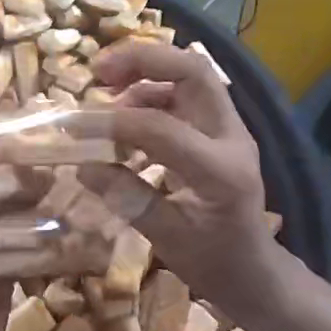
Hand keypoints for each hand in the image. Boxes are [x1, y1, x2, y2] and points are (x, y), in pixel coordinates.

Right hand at [85, 42, 275, 306]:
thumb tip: (84, 166)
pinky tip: (126, 113)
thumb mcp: (167, 240)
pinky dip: (152, 91)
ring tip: (107, 90)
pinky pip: (187, 93)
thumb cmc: (213, 262)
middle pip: (194, 71)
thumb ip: (128, 198)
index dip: (114, 123)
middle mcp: (232, 138)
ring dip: (146, 72)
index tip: (76, 125)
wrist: (254, 270)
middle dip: (143, 60)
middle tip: (99, 69)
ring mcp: (230, 130)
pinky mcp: (221, 130)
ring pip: (192, 75)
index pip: (162, 128)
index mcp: (220, 172)